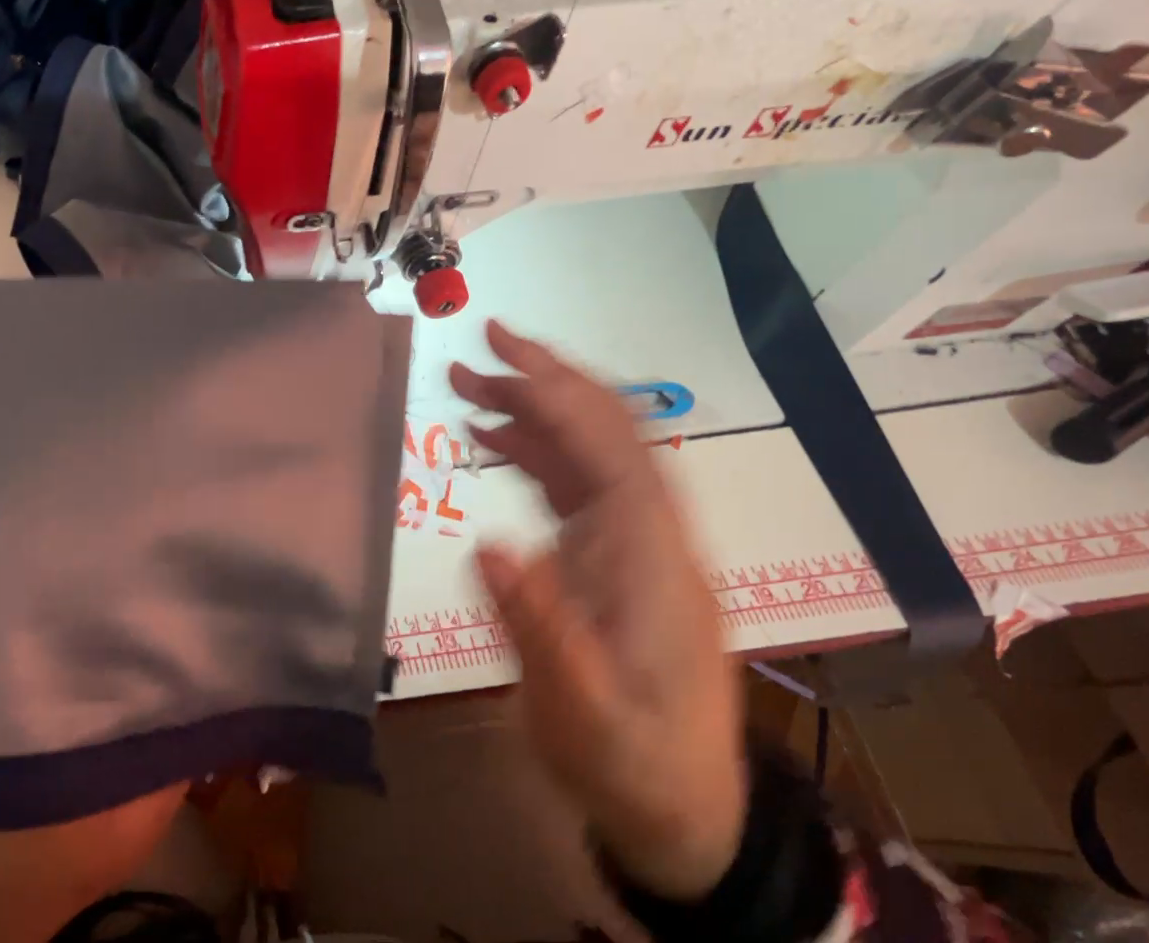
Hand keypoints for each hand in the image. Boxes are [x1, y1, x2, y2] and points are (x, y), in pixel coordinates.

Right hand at [448, 323, 745, 901]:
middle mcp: (648, 534)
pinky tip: (491, 444)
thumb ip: (542, 626)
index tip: (504, 350)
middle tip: (481, 345)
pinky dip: (532, 455)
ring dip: (533, 413)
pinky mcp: (612, 561)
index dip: (558, 392)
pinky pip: (573, 488)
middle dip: (547, 381)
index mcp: (650, 556)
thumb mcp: (584, 709)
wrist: (679, 804)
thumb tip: (489, 545)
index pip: (609, 448)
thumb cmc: (630, 759)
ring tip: (469, 386)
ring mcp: (631, 546)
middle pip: (606, 433)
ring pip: (587, 454)